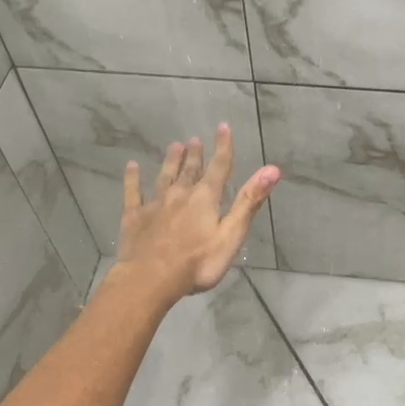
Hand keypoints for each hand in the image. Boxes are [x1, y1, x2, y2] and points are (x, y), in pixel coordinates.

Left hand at [112, 123, 279, 300]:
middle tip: (194, 139)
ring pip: (164, 176)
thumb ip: (249, 201)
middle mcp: (180, 193)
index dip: (223, 146)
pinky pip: (133, 192)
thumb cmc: (197, 262)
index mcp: (205, 198)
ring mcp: (155, 204)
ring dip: (171, 161)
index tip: (223, 127)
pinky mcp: (134, 216)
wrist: (150, 278)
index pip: (219, 166)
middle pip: (190, 170)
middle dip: (195, 154)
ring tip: (174, 146)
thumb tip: (272, 169)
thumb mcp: (231, 234)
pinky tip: (131, 166)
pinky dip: (133, 178)